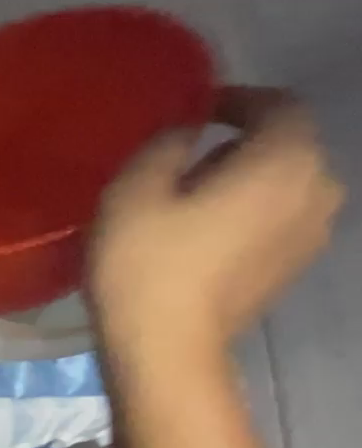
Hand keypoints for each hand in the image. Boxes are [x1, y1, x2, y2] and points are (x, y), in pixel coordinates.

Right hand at [90, 87, 344, 363]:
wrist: (166, 347)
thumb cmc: (145, 265)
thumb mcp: (130, 195)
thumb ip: (163, 147)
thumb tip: (184, 134)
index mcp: (285, 158)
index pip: (276, 105)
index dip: (236, 101)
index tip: (195, 112)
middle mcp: (318, 185)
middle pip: (281, 150)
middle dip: (235, 152)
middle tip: (178, 172)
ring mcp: (312, 231)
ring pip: (278, 190)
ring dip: (238, 191)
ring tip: (184, 214)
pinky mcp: (291, 267)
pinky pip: (271, 226)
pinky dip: (241, 224)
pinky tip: (197, 248)